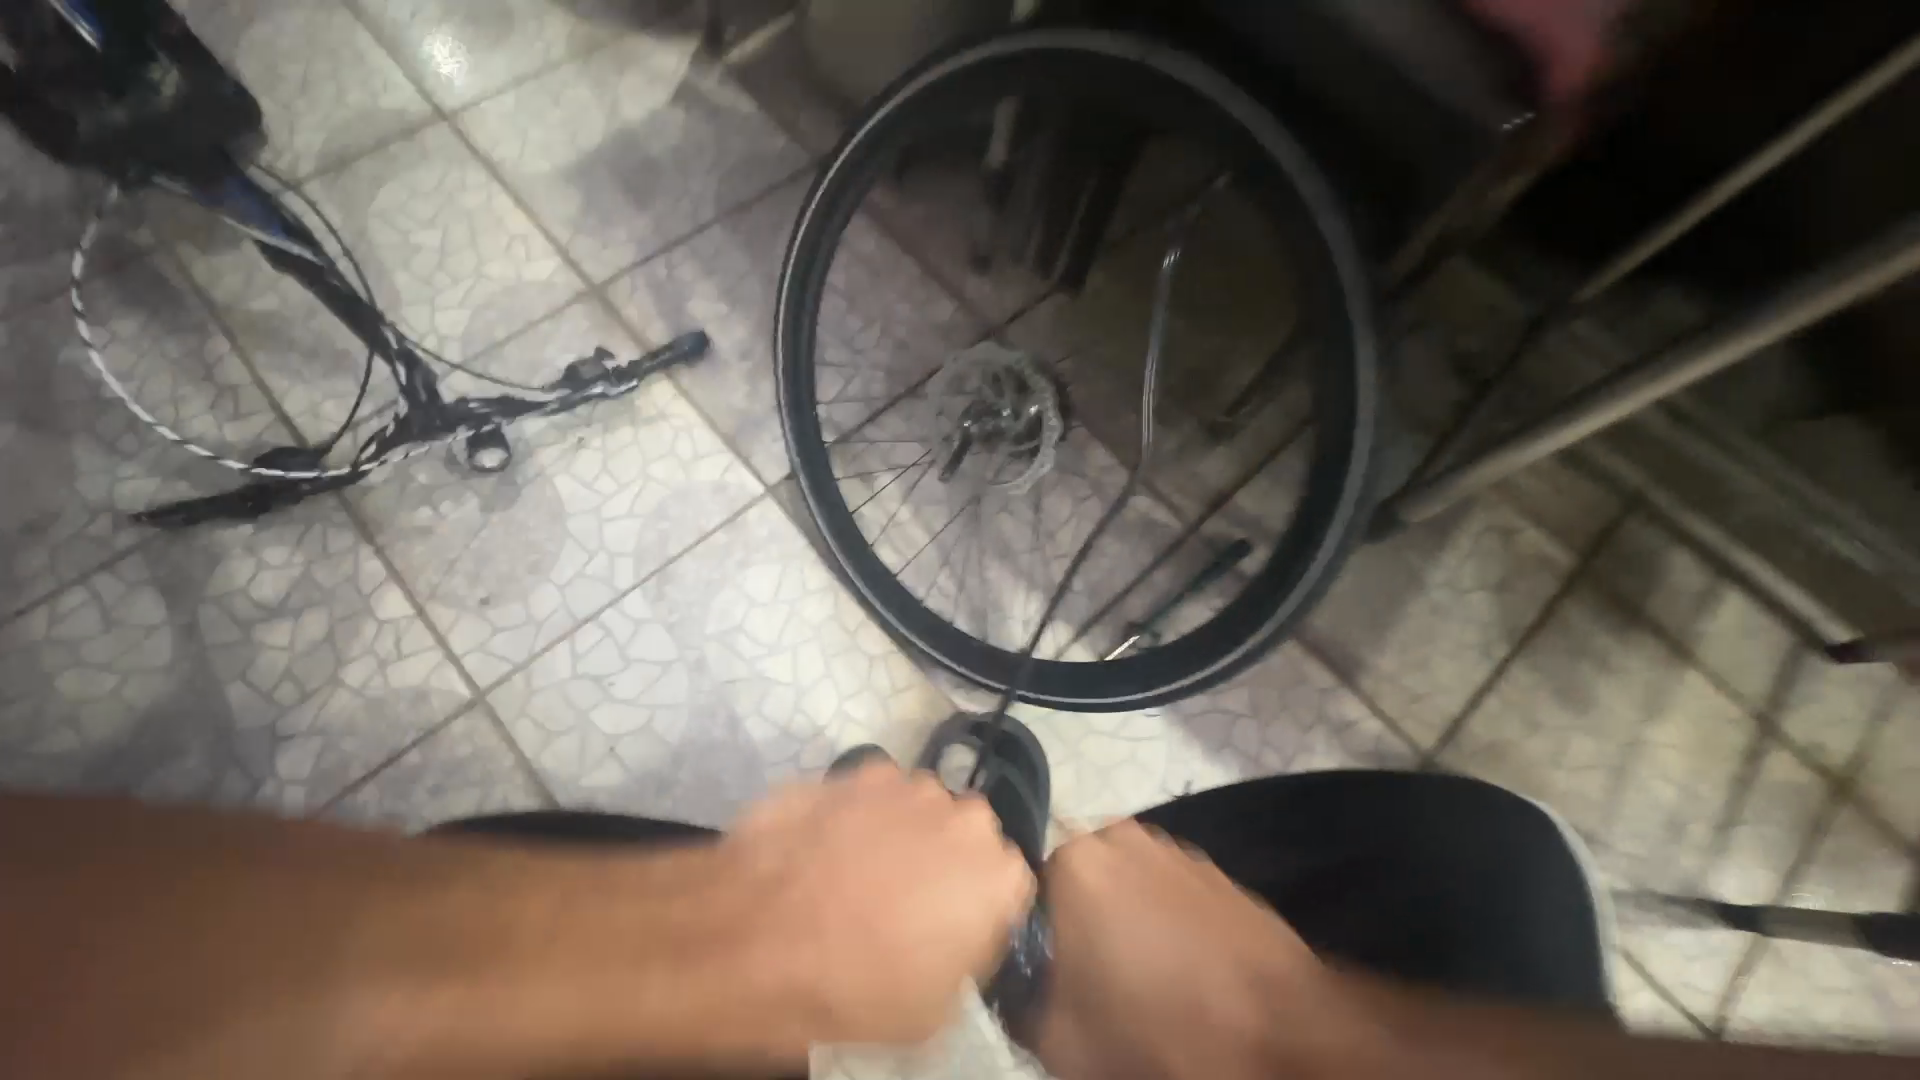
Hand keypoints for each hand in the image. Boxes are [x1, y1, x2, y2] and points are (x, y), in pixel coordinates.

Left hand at [718, 762, 1034, 1051]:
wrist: (762, 935)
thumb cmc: (858, 986)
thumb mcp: (934, 1009)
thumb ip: (964, 956)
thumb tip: (956, 936)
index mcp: (999, 875)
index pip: (1006, 885)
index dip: (975, 908)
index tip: (947, 927)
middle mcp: (967, 817)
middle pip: (965, 837)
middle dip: (941, 860)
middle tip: (901, 898)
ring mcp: (911, 786)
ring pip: (920, 809)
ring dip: (902, 832)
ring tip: (856, 870)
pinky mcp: (860, 769)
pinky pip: (874, 793)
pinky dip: (859, 814)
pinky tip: (827, 846)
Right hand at [1035, 821, 1355, 1079]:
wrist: (1288, 1032)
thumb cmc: (1163, 1031)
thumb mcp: (1064, 1043)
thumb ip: (1020, 1007)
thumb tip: (1020, 991)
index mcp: (1073, 862)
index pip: (1023, 893)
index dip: (1029, 942)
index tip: (1043, 981)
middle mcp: (1117, 836)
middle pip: (1072, 883)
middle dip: (1074, 925)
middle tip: (1090, 984)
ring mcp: (1170, 848)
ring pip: (1119, 885)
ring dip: (1118, 921)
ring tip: (1140, 982)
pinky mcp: (1212, 870)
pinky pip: (1163, 891)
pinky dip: (1161, 922)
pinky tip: (1181, 972)